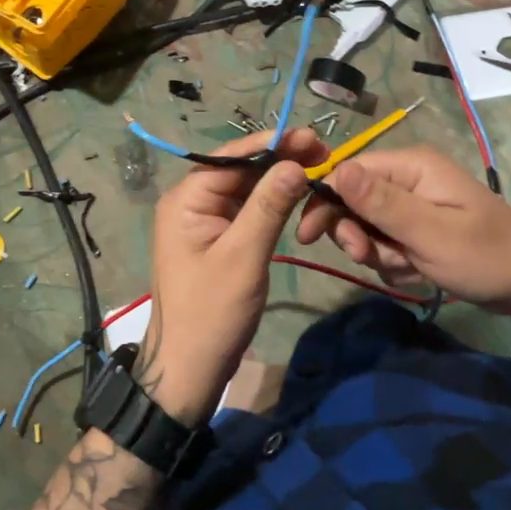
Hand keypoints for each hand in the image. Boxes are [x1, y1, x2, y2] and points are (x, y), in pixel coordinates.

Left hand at [138, 128, 322, 424]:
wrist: (188, 372)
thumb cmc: (211, 314)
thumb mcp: (244, 257)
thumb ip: (269, 206)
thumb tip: (296, 163)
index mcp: (186, 198)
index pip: (232, 157)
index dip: (273, 144)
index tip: (312, 137)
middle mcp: (191, 201)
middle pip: (240, 168)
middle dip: (280, 158)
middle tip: (324, 152)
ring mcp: (203, 221)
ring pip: (246, 187)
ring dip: (279, 178)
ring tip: (319, 167)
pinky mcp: (217, 239)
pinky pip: (246, 209)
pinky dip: (272, 201)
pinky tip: (298, 194)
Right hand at [297, 146, 510, 357]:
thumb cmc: (483, 256)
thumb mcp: (429, 233)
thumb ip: (381, 203)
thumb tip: (338, 170)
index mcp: (411, 165)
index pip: (348, 170)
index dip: (325, 200)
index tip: (310, 236)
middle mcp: (408, 176)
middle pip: (353, 199)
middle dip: (357, 233)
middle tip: (369, 258)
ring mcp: (414, 202)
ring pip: (368, 225)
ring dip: (378, 251)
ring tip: (405, 268)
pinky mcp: (418, 225)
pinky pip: (386, 241)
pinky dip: (394, 260)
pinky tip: (416, 271)